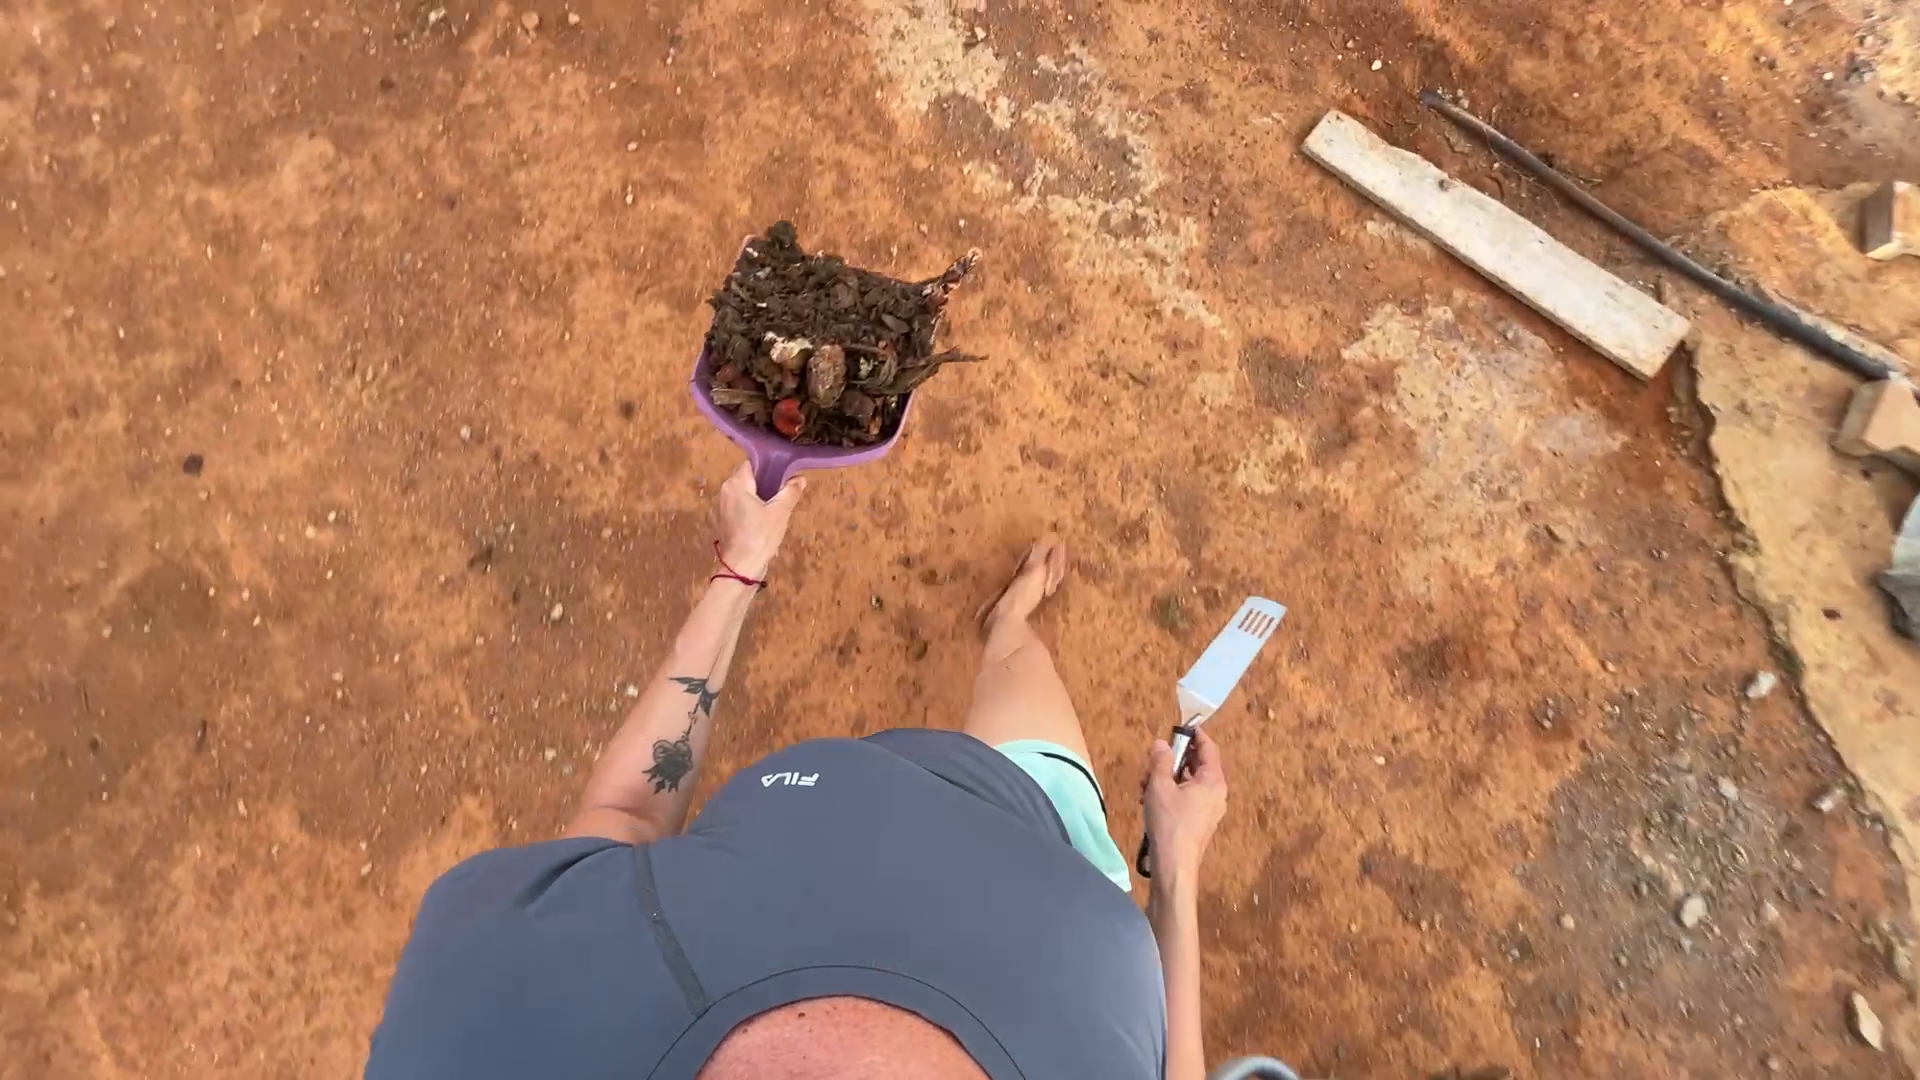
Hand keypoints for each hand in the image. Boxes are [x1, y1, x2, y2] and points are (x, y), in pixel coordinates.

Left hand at [714, 462, 804, 579]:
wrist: (741, 567)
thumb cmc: (760, 536)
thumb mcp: (781, 512)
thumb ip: (791, 491)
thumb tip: (800, 478)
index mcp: (736, 484)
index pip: (752, 464)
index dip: (769, 467)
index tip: (784, 475)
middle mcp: (724, 491)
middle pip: (747, 478)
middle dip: (765, 483)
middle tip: (783, 493)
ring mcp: (721, 507)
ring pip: (744, 493)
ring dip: (759, 497)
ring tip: (776, 508)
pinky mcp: (722, 521)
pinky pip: (739, 506)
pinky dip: (751, 509)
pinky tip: (764, 521)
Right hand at [1141, 727, 1227, 880]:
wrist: (1174, 864)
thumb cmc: (1169, 821)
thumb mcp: (1160, 785)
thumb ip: (1161, 761)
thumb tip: (1162, 744)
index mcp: (1213, 781)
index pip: (1209, 748)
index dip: (1195, 735)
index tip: (1181, 726)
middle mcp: (1216, 793)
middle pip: (1196, 765)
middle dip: (1172, 760)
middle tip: (1152, 762)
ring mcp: (1209, 809)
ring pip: (1188, 782)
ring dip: (1165, 778)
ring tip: (1144, 785)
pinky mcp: (1199, 821)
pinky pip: (1186, 797)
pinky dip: (1169, 793)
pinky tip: (1148, 799)